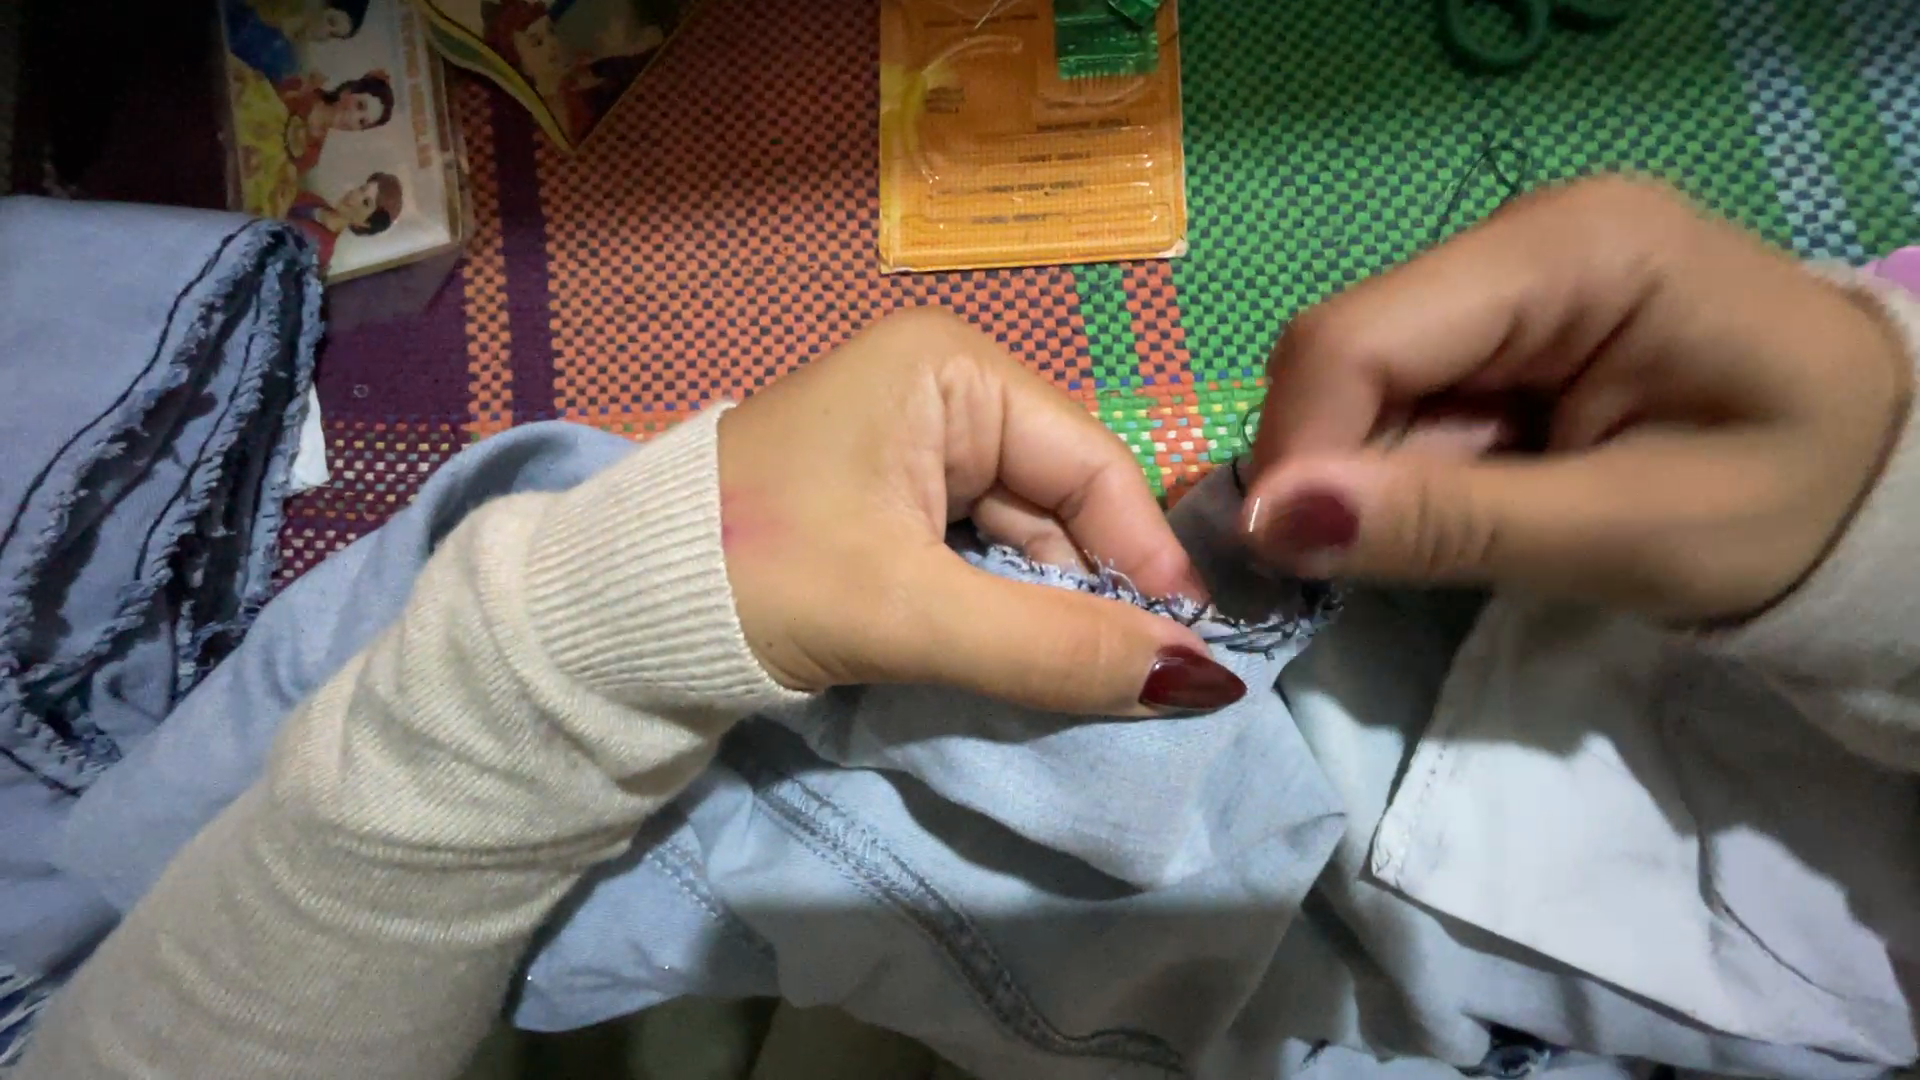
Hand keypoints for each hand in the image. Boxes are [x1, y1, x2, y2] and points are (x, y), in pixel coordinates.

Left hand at [718, 309, 1244, 713]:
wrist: (619, 612)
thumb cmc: (759, 577)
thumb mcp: (910, 611)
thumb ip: (1051, 646)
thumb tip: (1195, 680)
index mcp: (950, 370)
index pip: (1090, 461)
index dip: (1143, 555)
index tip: (1185, 647)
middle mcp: (942, 390)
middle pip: (1060, 498)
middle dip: (1088, 587)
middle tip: (1121, 676)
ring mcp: (917, 443)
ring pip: (1023, 532)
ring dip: (1044, 603)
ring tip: (1056, 669)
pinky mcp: (896, 495)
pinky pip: (980, 549)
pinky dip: (1000, 603)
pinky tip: (1002, 645)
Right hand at [1244, 177, 1913, 621]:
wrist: (1862, 483)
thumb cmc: (1789, 504)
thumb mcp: (1630, 536)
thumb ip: (1443, 524)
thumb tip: (1265, 521)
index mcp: (1570, 249)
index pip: (1354, 340)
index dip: (1295, 448)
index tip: (1283, 550)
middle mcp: (1508, 242)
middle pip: (1333, 357)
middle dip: (1322, 465)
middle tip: (1372, 550)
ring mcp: (1484, 285)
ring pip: (1338, 386)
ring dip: (1350, 473)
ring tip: (1440, 521)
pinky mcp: (1471, 331)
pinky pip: (1371, 403)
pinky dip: (1376, 468)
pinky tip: (1441, 494)